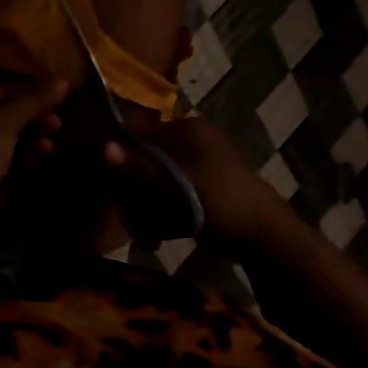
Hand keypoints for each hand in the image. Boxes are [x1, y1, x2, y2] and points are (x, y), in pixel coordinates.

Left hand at [0, 76, 68, 227]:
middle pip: (14, 113)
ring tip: (54, 133)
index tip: (61, 91)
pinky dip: (32, 155)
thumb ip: (33, 101)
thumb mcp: (3, 120)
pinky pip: (19, 160)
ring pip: (19, 137)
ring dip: (37, 134)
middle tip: (58, 118)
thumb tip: (64, 80)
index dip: (33, 88)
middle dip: (38, 114)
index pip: (6, 88)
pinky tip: (45, 152)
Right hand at [104, 115, 287, 248]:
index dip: (125, 168)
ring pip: (157, 187)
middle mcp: (192, 143)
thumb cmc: (221, 203)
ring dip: (149, 213)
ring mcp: (198, 168)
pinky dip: (165, 217)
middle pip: (147, 166)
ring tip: (149, 236)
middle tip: (137, 226)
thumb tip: (103, 147)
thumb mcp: (176, 187)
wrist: (264, 235)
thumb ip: (140, 169)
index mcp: (188, 131)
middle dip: (138, 199)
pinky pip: (172, 200)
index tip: (119, 198)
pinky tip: (161, 236)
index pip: (139, 140)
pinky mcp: (202, 191)